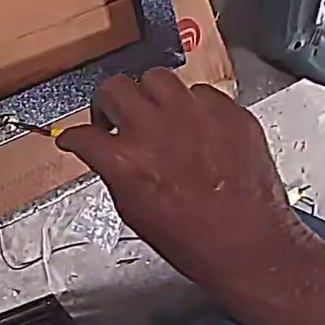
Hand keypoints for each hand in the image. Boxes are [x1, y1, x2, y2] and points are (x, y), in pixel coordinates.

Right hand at [56, 69, 317, 294]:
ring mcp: (195, 116)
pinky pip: (200, 93)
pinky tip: (195, 127)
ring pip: (157, 78)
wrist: (249, 246)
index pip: (82, 134)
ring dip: (149, 96)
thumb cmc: (196, 240)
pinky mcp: (227, 112)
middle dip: (107, 103)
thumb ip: (114, 172)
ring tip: (157, 114)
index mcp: (126, 161)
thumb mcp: (134, 212)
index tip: (76, 137)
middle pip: (113, 88)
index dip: (74, 137)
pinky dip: (192, 107)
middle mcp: (157, 131)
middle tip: (115, 116)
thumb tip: (106, 155)